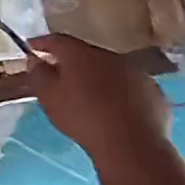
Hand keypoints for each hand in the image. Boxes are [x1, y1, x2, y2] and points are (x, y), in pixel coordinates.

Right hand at [26, 33, 169, 162]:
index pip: (57, 40)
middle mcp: (111, 57)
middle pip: (85, 54)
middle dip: (70, 62)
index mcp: (82, 55)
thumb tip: (35, 61)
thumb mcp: (48, 97)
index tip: (31, 47)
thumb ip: (38, 75)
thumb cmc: (81, 117)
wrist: (131, 144)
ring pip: (109, 69)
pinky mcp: (153, 92)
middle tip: (57, 75)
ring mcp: (137, 73)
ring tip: (86, 94)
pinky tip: (112, 109)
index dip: (42, 43)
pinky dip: (117, 92)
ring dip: (95, 77)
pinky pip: (129, 86)